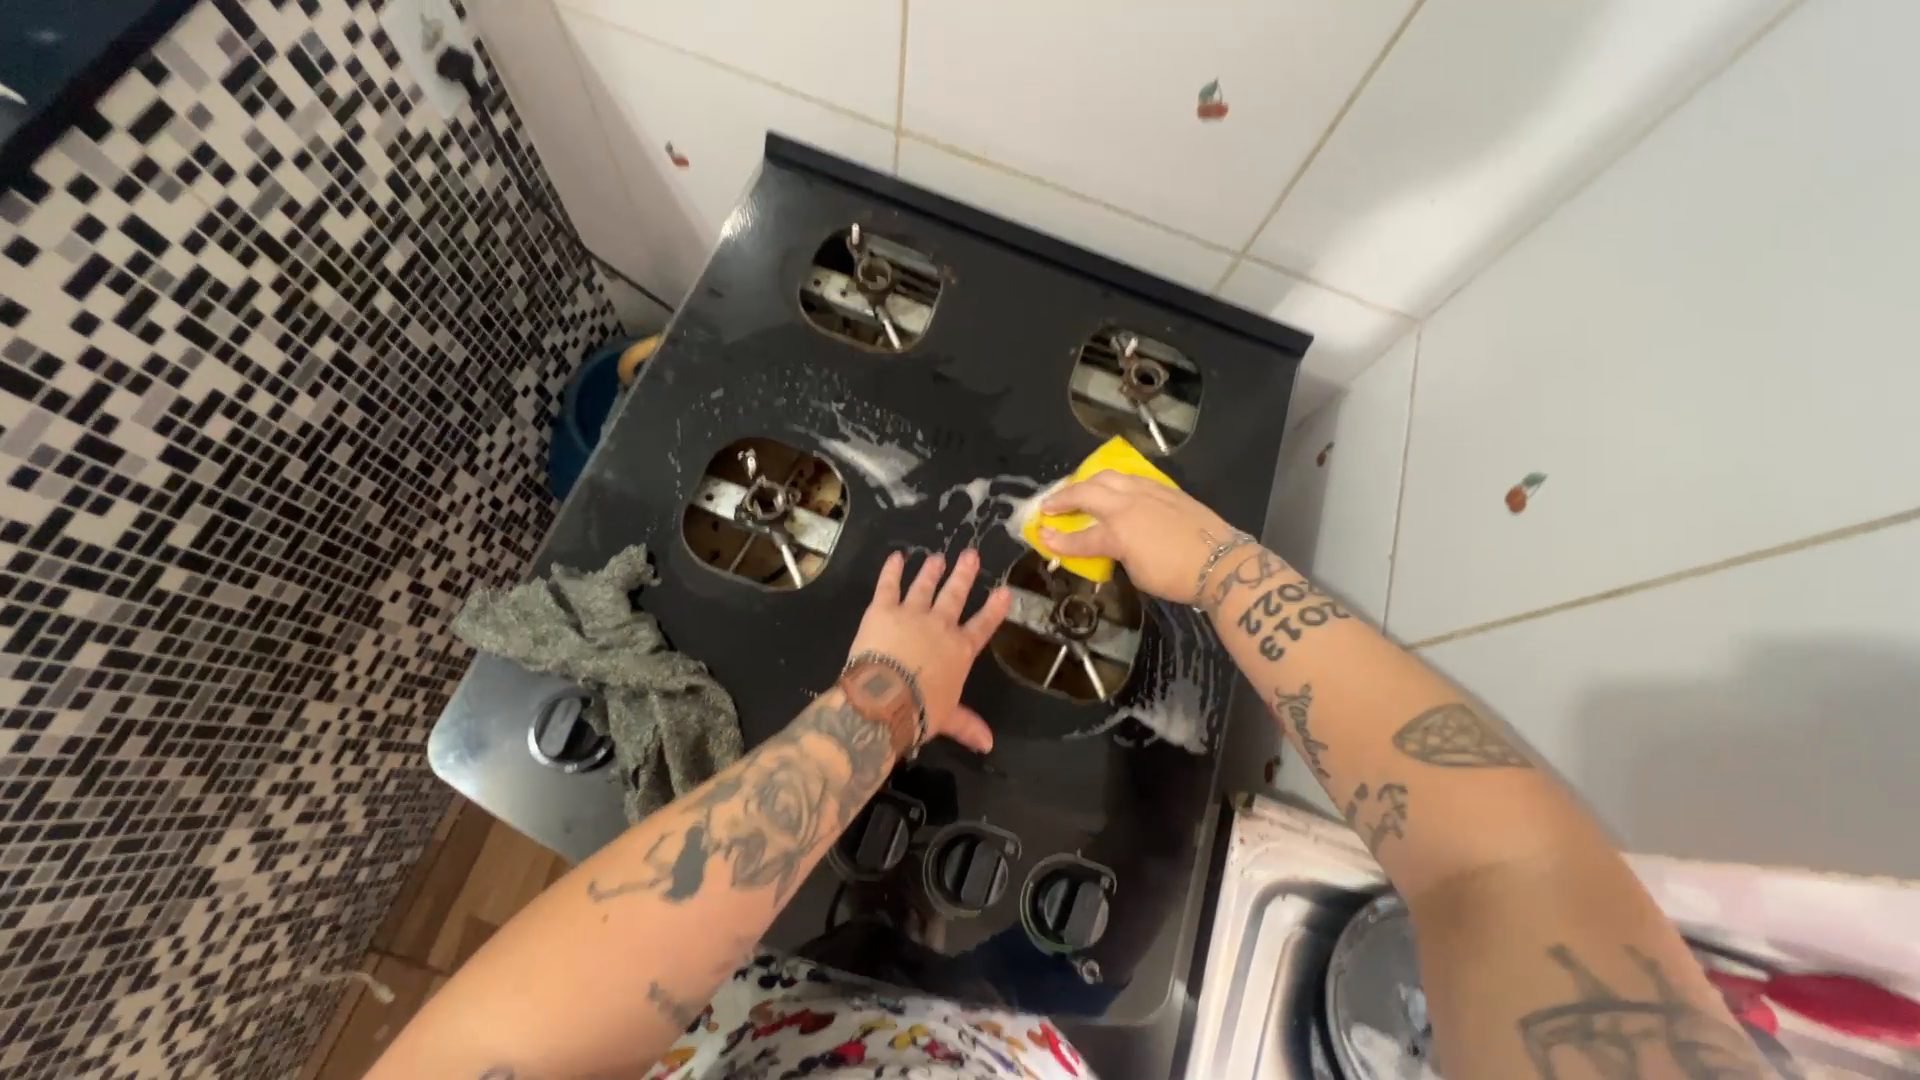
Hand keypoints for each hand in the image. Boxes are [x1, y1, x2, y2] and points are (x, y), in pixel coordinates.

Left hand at [847, 549, 1011, 753]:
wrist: (884, 700)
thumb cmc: (919, 711)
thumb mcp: (947, 718)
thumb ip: (967, 725)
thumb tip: (988, 744)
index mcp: (959, 651)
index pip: (982, 626)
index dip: (993, 609)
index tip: (1003, 592)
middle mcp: (940, 626)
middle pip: (955, 596)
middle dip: (964, 575)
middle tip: (971, 554)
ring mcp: (912, 613)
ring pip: (925, 586)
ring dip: (932, 571)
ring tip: (937, 558)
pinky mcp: (883, 609)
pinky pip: (889, 585)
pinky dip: (892, 570)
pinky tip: (897, 557)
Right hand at [1039, 471, 1241, 601]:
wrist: (1223, 562)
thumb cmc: (1177, 577)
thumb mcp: (1138, 574)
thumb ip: (1118, 554)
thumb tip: (1111, 546)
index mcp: (1117, 532)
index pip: (1079, 537)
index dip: (1058, 540)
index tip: (1041, 536)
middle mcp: (1127, 505)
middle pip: (1086, 493)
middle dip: (1062, 498)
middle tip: (1048, 506)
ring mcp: (1147, 492)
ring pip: (1108, 476)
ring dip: (1086, 482)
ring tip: (1077, 489)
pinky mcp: (1164, 489)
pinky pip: (1130, 478)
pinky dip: (1113, 481)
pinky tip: (1112, 487)